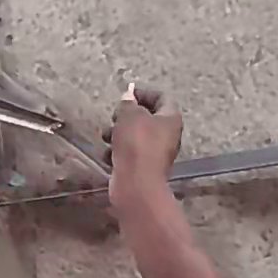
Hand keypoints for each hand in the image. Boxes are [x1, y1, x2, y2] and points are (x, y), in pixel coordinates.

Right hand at [105, 85, 181, 211]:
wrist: (136, 184)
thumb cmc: (136, 144)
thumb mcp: (129, 115)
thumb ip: (128, 103)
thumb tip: (129, 97)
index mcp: (171, 118)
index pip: (162, 97)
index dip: (144, 93)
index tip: (126, 94)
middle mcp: (168, 135)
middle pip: (147, 118)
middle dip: (127, 116)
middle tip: (115, 117)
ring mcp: (156, 154)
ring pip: (136, 137)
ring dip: (118, 134)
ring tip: (106, 136)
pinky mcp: (144, 169)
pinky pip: (130, 155)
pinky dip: (118, 153)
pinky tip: (108, 156)